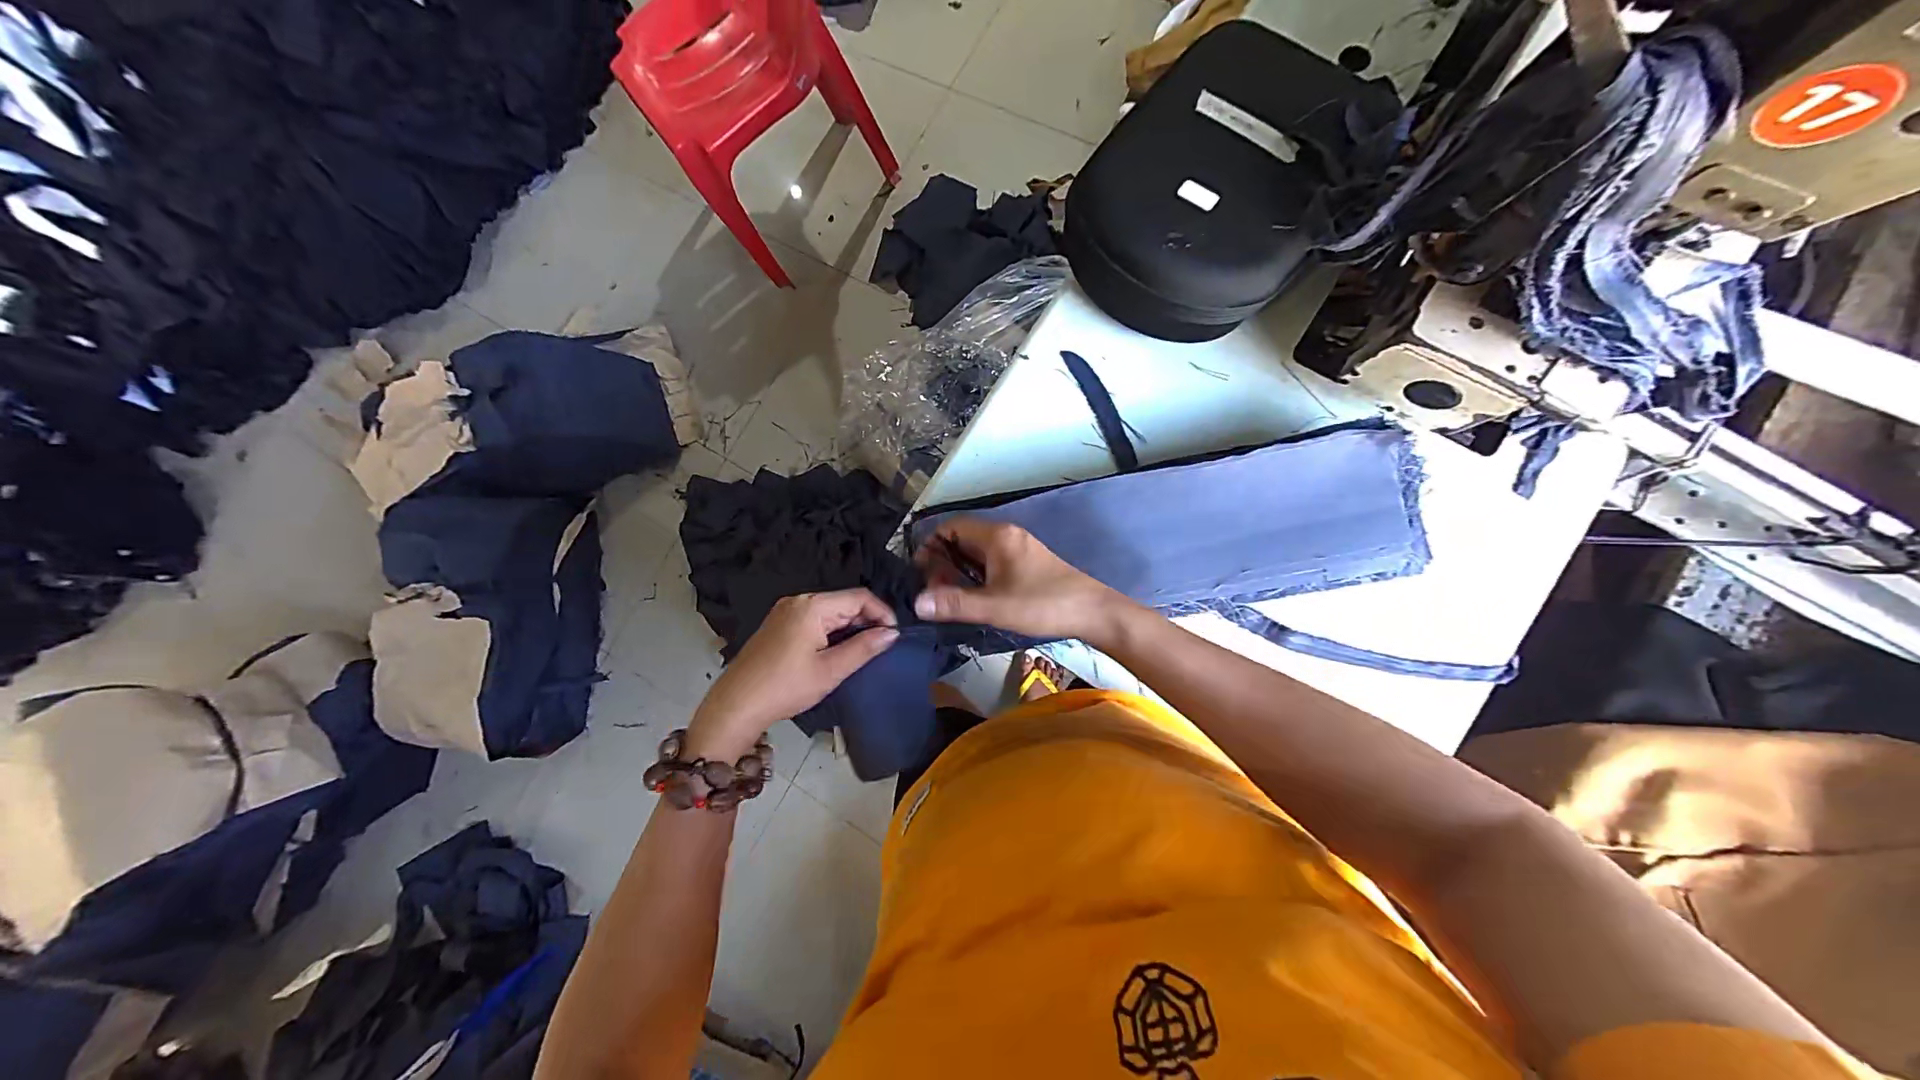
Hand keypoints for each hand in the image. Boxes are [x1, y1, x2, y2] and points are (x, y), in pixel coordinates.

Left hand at [688, 589, 897, 757]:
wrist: (736, 705)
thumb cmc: (785, 687)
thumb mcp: (830, 670)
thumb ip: (864, 648)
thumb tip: (891, 633)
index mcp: (812, 606)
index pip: (859, 597)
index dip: (882, 613)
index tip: (894, 636)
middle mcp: (798, 601)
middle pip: (844, 602)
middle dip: (867, 621)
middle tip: (881, 647)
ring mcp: (785, 612)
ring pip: (830, 612)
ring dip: (849, 628)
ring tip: (863, 652)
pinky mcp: (779, 625)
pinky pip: (814, 619)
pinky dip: (831, 631)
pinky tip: (837, 652)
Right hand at [912, 517, 1137, 645]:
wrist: (1093, 613)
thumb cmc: (1043, 605)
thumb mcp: (994, 607)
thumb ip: (954, 603)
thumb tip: (917, 602)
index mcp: (997, 536)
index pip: (950, 527)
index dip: (930, 547)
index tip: (922, 575)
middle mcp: (1006, 535)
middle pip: (961, 539)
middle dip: (943, 562)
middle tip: (937, 592)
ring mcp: (1018, 549)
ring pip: (976, 553)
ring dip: (959, 572)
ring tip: (951, 598)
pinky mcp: (1027, 564)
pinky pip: (991, 562)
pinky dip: (977, 576)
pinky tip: (975, 599)